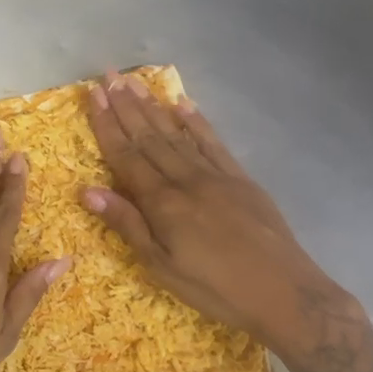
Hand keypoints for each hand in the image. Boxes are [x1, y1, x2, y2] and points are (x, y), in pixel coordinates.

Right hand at [80, 75, 348, 354]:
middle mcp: (187, 180)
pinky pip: (214, 144)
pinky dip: (197, 123)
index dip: (107, 125)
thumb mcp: (160, 266)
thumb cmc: (214, 288)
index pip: (126, 156)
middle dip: (126, 106)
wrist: (286, 294)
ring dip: (154, 108)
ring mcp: (217, 177)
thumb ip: (127, 224)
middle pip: (150, 137)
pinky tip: (183, 105)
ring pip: (178, 135)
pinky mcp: (242, 181)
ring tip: (135, 83)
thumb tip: (87, 190)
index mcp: (163, 203)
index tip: (93, 95)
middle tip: (108, 76)